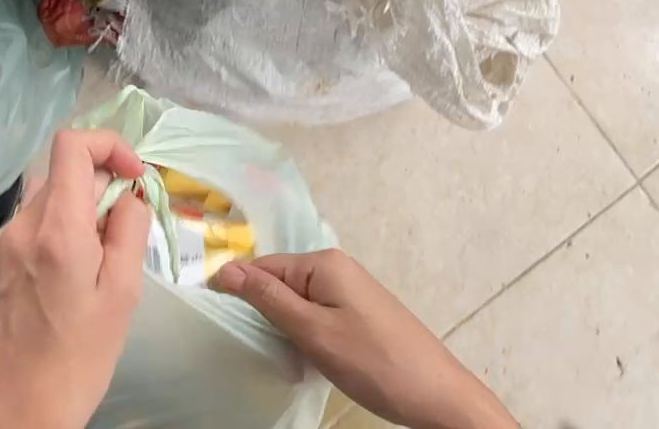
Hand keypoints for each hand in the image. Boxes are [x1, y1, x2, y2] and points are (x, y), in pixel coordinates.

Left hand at [0, 129, 151, 428]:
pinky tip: (86, 265)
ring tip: (109, 251)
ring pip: (57, 191)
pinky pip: (44, 217)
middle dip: (106, 183)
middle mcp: (26, 223)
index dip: (110, 145)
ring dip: (89, 203)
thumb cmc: (80, 355)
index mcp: (56, 227)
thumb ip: (130, 227)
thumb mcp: (123, 290)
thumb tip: (130, 192)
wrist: (23, 409)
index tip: (135, 177)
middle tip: (130, 227)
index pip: (72, 145)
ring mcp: (11, 239)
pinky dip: (71, 222)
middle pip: (68, 169)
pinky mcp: (7, 256)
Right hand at [214, 250, 517, 428]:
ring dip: (288, 326)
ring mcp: (352, 289)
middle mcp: (338, 267)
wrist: (438, 396)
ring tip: (286, 356)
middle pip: (283, 281)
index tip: (220, 318)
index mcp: (324, 263)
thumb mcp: (313, 332)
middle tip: (260, 346)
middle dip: (267, 311)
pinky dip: (308, 333)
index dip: (241, 290)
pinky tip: (310, 358)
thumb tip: (227, 268)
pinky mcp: (362, 312)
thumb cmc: (372, 361)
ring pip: (301, 300)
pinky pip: (320, 313)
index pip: (265, 266)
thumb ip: (269, 298)